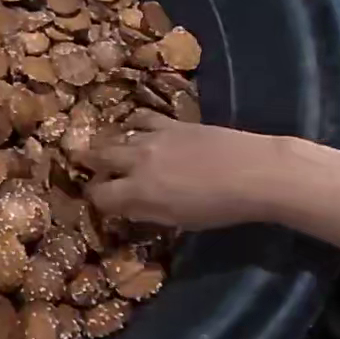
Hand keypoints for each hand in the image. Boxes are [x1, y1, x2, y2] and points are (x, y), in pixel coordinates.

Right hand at [85, 111, 316, 230]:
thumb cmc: (220, 206)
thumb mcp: (179, 220)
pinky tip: (133, 129)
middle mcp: (137, 161)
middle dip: (88, 164)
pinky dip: (131, 124)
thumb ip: (146, 212)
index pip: (100, 194)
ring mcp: (152, 138)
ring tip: (104, 148)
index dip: (95, 199)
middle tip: (83, 165)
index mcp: (138, 190)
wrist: (256, 171)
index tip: (99, 201)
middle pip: (100, 158)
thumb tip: (125, 207)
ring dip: (108, 144)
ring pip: (116, 137)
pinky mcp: (170, 123)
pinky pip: (140, 119)